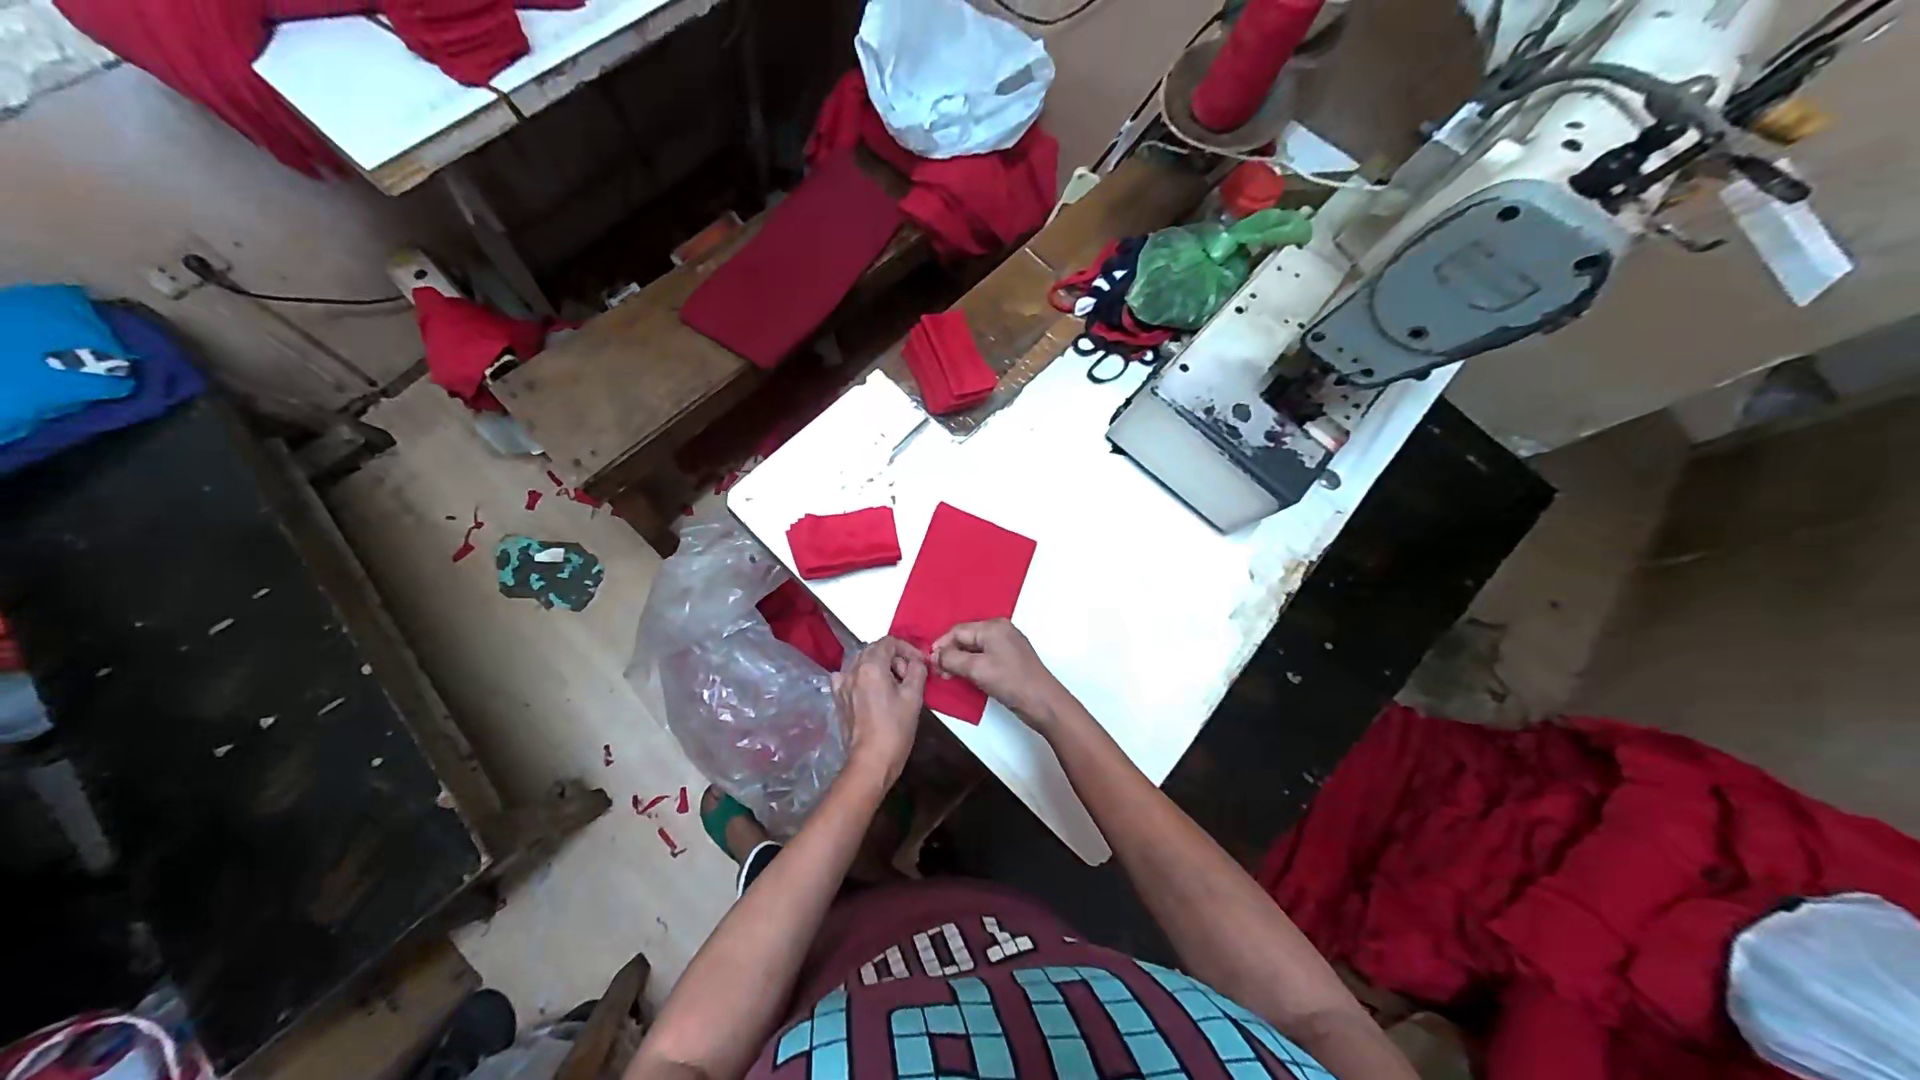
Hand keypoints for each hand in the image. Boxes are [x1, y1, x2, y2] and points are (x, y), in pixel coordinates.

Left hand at [834, 637, 926, 785]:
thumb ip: (917, 671)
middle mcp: (852, 670)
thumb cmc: (895, 729)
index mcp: (870, 666)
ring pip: (861, 662)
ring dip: (879, 666)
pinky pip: (849, 677)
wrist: (871, 761)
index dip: (907, 648)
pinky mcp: (838, 698)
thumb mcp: (914, 697)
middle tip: (909, 676)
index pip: (889, 642)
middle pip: (874, 650)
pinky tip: (870, 689)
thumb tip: (917, 662)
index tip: (919, 663)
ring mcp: (841, 684)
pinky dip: (861, 676)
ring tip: (893, 684)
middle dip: (894, 657)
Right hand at [930, 619, 1068, 728]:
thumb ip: (952, 659)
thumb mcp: (977, 669)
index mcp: (993, 626)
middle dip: (950, 653)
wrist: (1044, 703)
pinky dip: (972, 664)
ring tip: (949, 676)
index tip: (930, 663)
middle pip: (966, 637)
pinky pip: (984, 656)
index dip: (941, 646)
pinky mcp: (1010, 659)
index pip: (958, 631)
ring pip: (974, 647)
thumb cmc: (1011, 682)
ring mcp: (1007, 644)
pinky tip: (965, 676)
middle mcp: (1000, 630)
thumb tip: (935, 655)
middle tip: (939, 672)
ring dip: (960, 660)